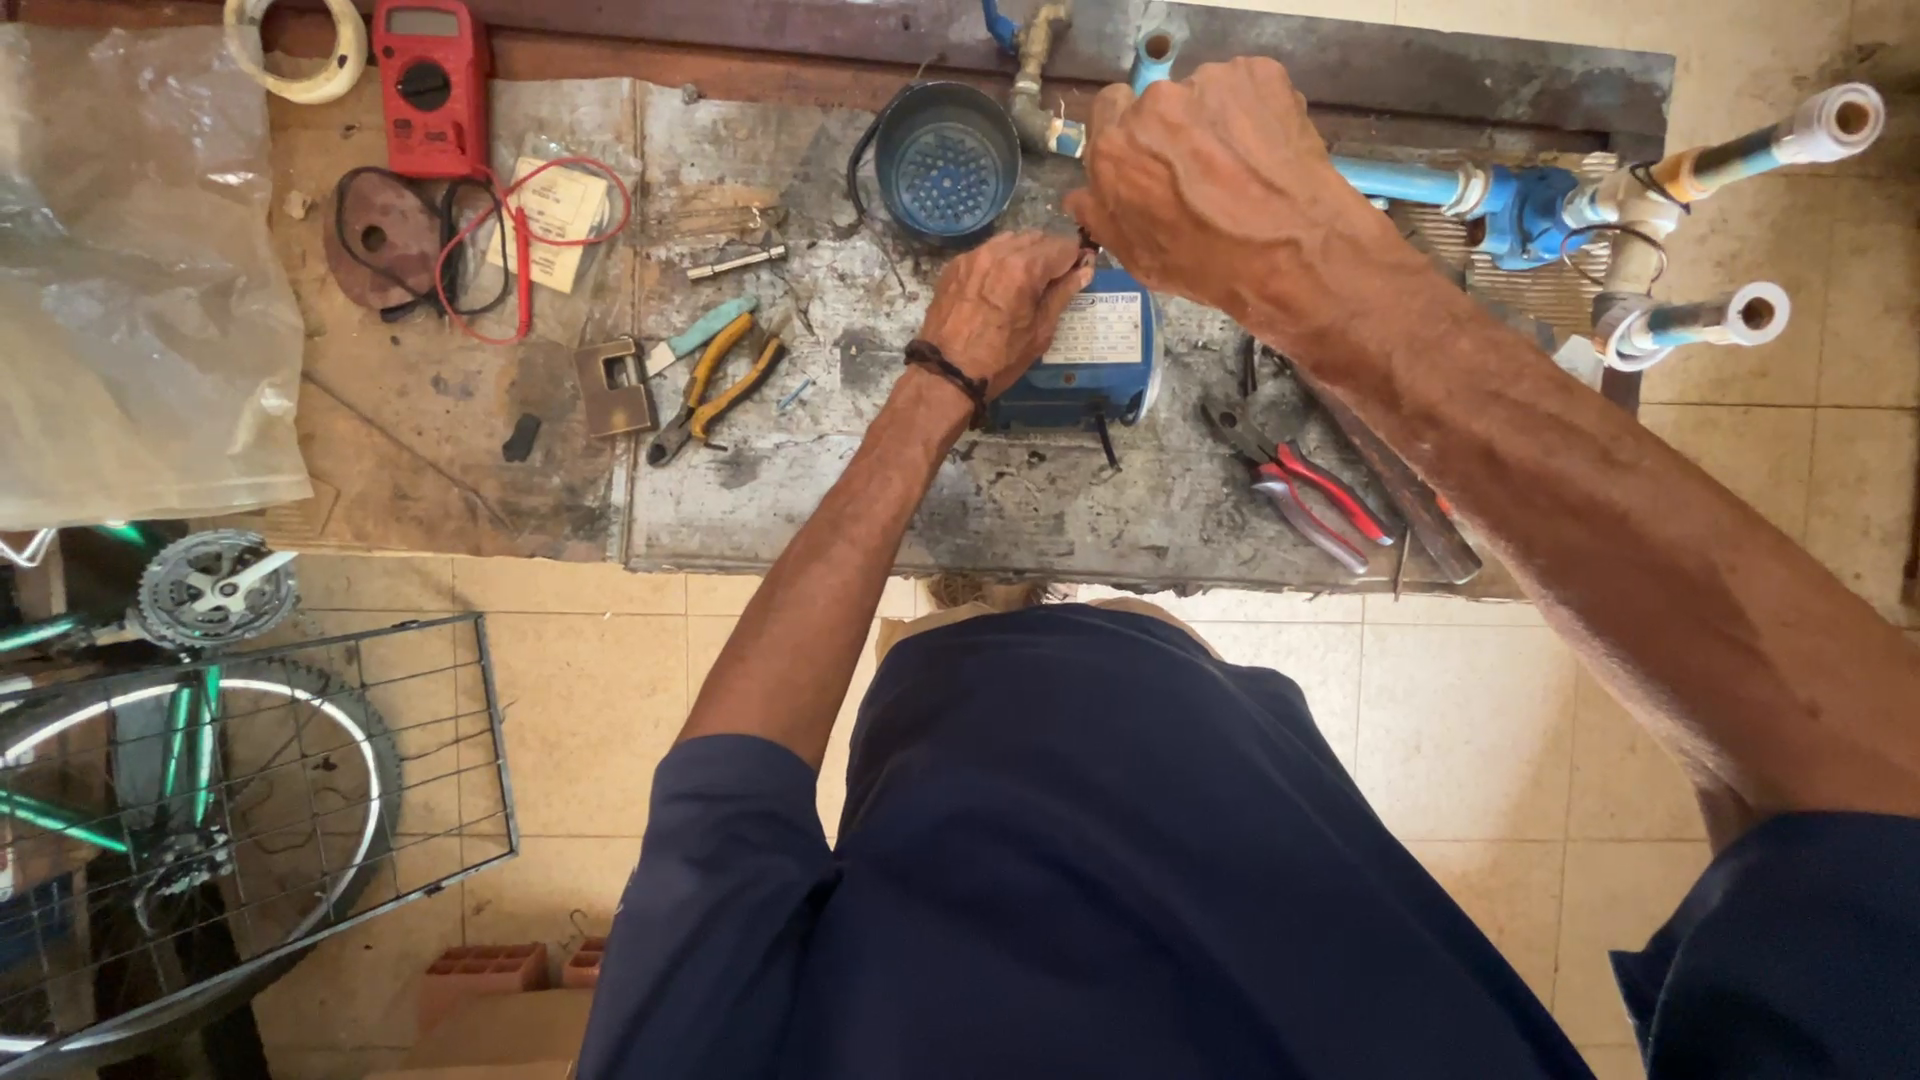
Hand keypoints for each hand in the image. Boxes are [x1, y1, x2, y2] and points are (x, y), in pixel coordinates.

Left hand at [916, 231, 1094, 399]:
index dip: (1075, 259)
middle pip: (1037, 238)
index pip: (1064, 246)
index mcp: (1025, 268)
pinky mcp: (955, 265)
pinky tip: (997, 285)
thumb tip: (1084, 270)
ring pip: (1010, 240)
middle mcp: (998, 252)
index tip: (1077, 273)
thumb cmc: (1000, 359)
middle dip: (1050, 255)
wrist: (947, 373)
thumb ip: (1063, 294)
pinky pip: (986, 252)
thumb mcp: (1040, 331)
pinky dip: (999, 261)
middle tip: (1052, 282)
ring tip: (1023, 283)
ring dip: (1024, 254)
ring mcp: (973, 256)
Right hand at [1064, 58, 1429, 354]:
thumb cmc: (1204, 263)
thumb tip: (1081, 194)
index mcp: (1115, 149)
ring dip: (1210, 124)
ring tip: (1236, 168)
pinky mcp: (1257, 74)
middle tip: (1195, 174)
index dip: (1126, 138)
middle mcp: (1154, 106)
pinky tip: (1260, 155)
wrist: (1289, 249)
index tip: (1146, 161)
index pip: (1106, 113)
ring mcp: (1208, 84)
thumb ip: (1100, 216)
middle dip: (1169, 134)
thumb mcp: (1137, 257)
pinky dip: (1248, 115)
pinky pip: (1242, 89)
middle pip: (1154, 106)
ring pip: (1200, 97)